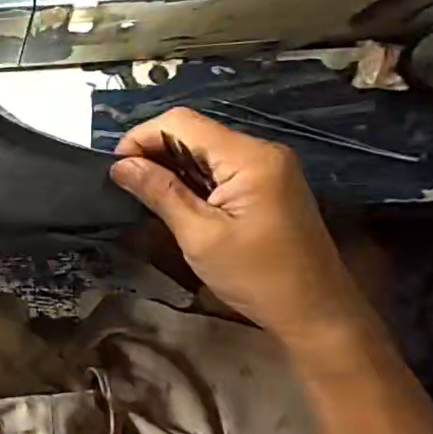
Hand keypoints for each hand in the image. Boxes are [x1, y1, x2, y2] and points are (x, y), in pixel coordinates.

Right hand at [110, 108, 372, 347]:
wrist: (315, 311)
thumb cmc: (257, 275)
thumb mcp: (199, 235)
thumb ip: (160, 192)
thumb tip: (120, 166)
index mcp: (250, 158)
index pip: (181, 123)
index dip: (141, 138)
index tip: (117, 170)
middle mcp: (260, 152)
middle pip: (191, 131)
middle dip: (151, 151)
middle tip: (126, 185)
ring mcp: (265, 167)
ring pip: (200, 148)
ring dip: (167, 165)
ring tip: (144, 194)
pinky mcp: (263, 183)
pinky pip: (215, 166)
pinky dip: (187, 176)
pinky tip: (173, 200)